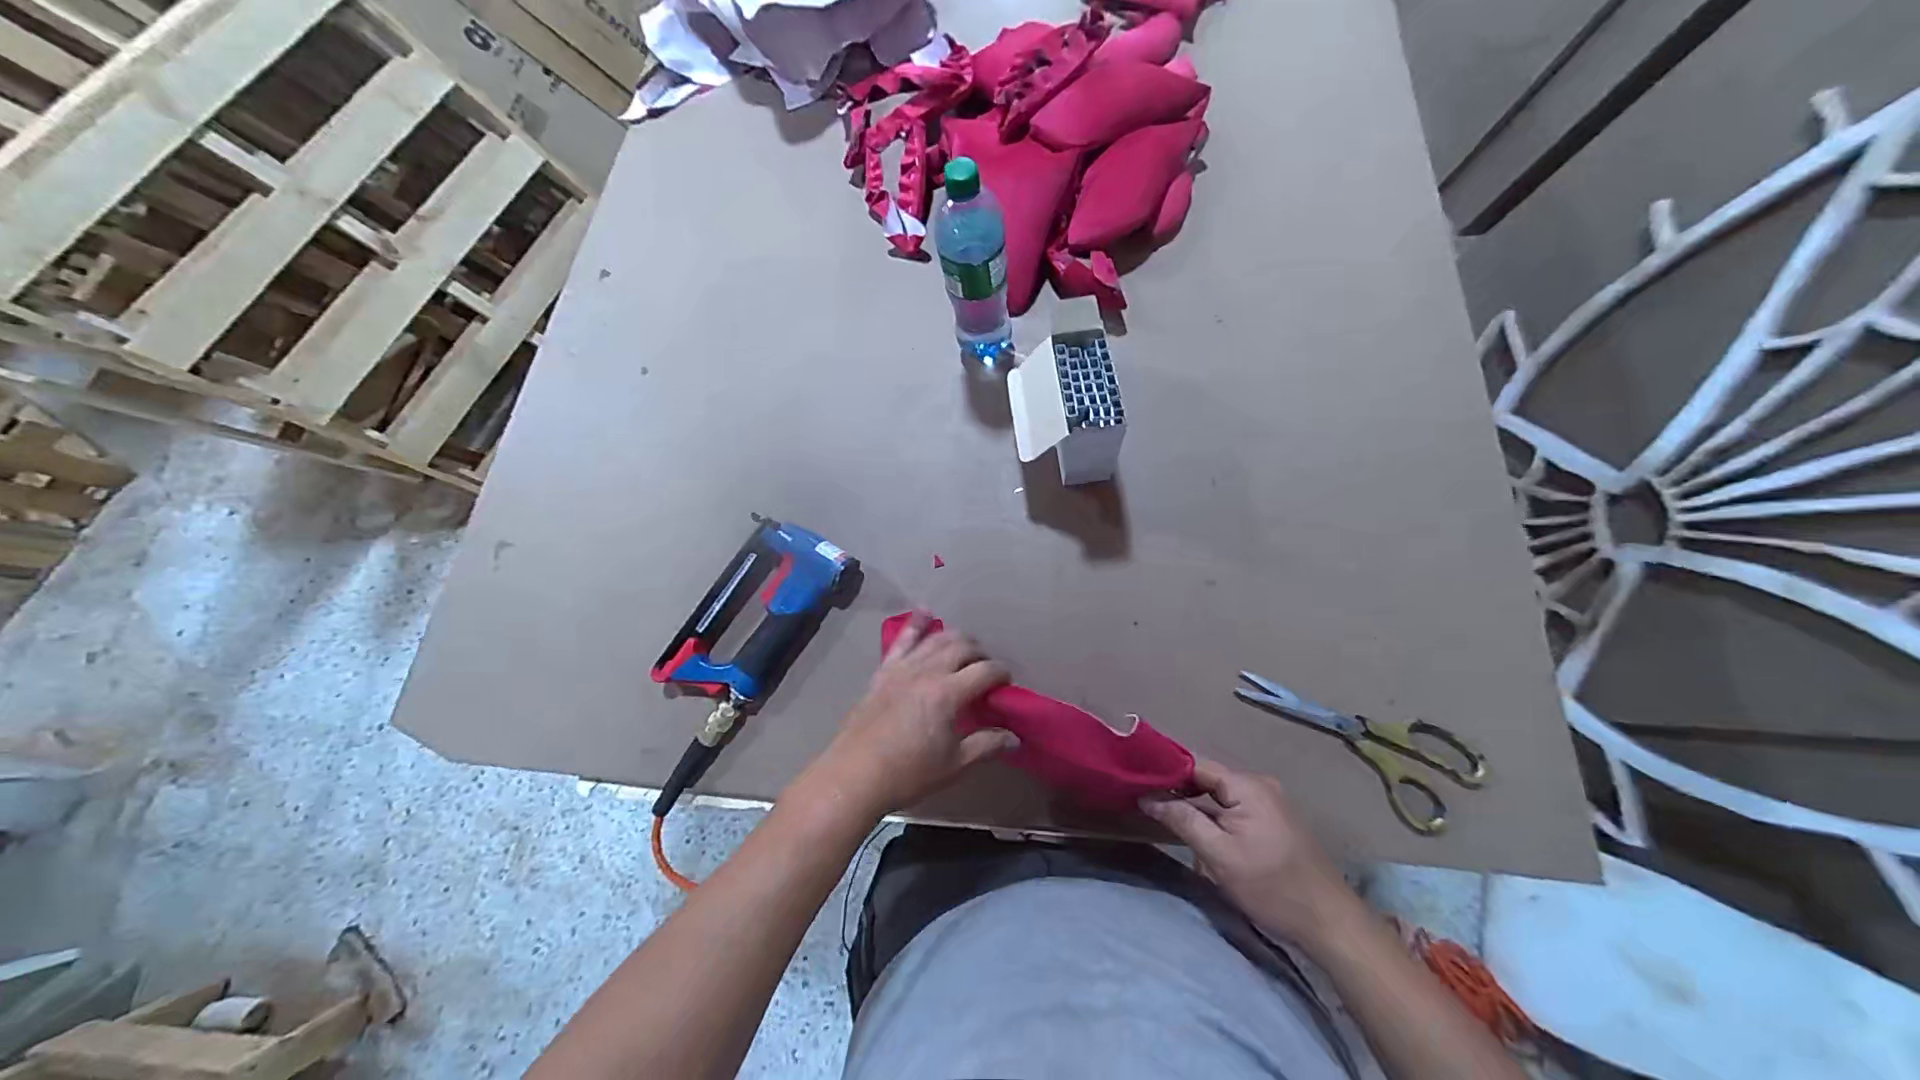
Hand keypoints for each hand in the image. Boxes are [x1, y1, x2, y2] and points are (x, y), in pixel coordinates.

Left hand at [808, 614, 1014, 817]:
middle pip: (962, 647)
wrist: (855, 775)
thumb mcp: (954, 764)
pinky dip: (916, 624)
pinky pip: (902, 641)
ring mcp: (902, 668)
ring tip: (966, 646)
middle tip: (987, 669)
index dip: (1001, 673)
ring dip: (956, 637)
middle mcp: (926, 671)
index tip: (1007, 683)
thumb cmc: (908, 773)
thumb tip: (1013, 737)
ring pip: (935, 639)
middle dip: (981, 653)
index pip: (985, 671)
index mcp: (947, 693)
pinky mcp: (883, 672)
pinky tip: (925, 613)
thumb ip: (986, 745)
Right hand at [1141, 757, 1358, 941]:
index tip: (1138, 785)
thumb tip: (1148, 797)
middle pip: (1207, 780)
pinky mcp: (1274, 823)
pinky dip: (1213, 818)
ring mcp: (1270, 803)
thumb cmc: (1272, 887)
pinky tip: (1197, 833)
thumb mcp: (1219, 855)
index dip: (1165, 774)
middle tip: (1145, 806)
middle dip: (1178, 793)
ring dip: (1195, 808)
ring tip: (1163, 819)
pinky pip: (1234, 810)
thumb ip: (1182, 820)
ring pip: (1219, 797)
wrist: (1331, 924)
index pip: (1195, 766)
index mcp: (1248, 785)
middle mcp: (1260, 785)